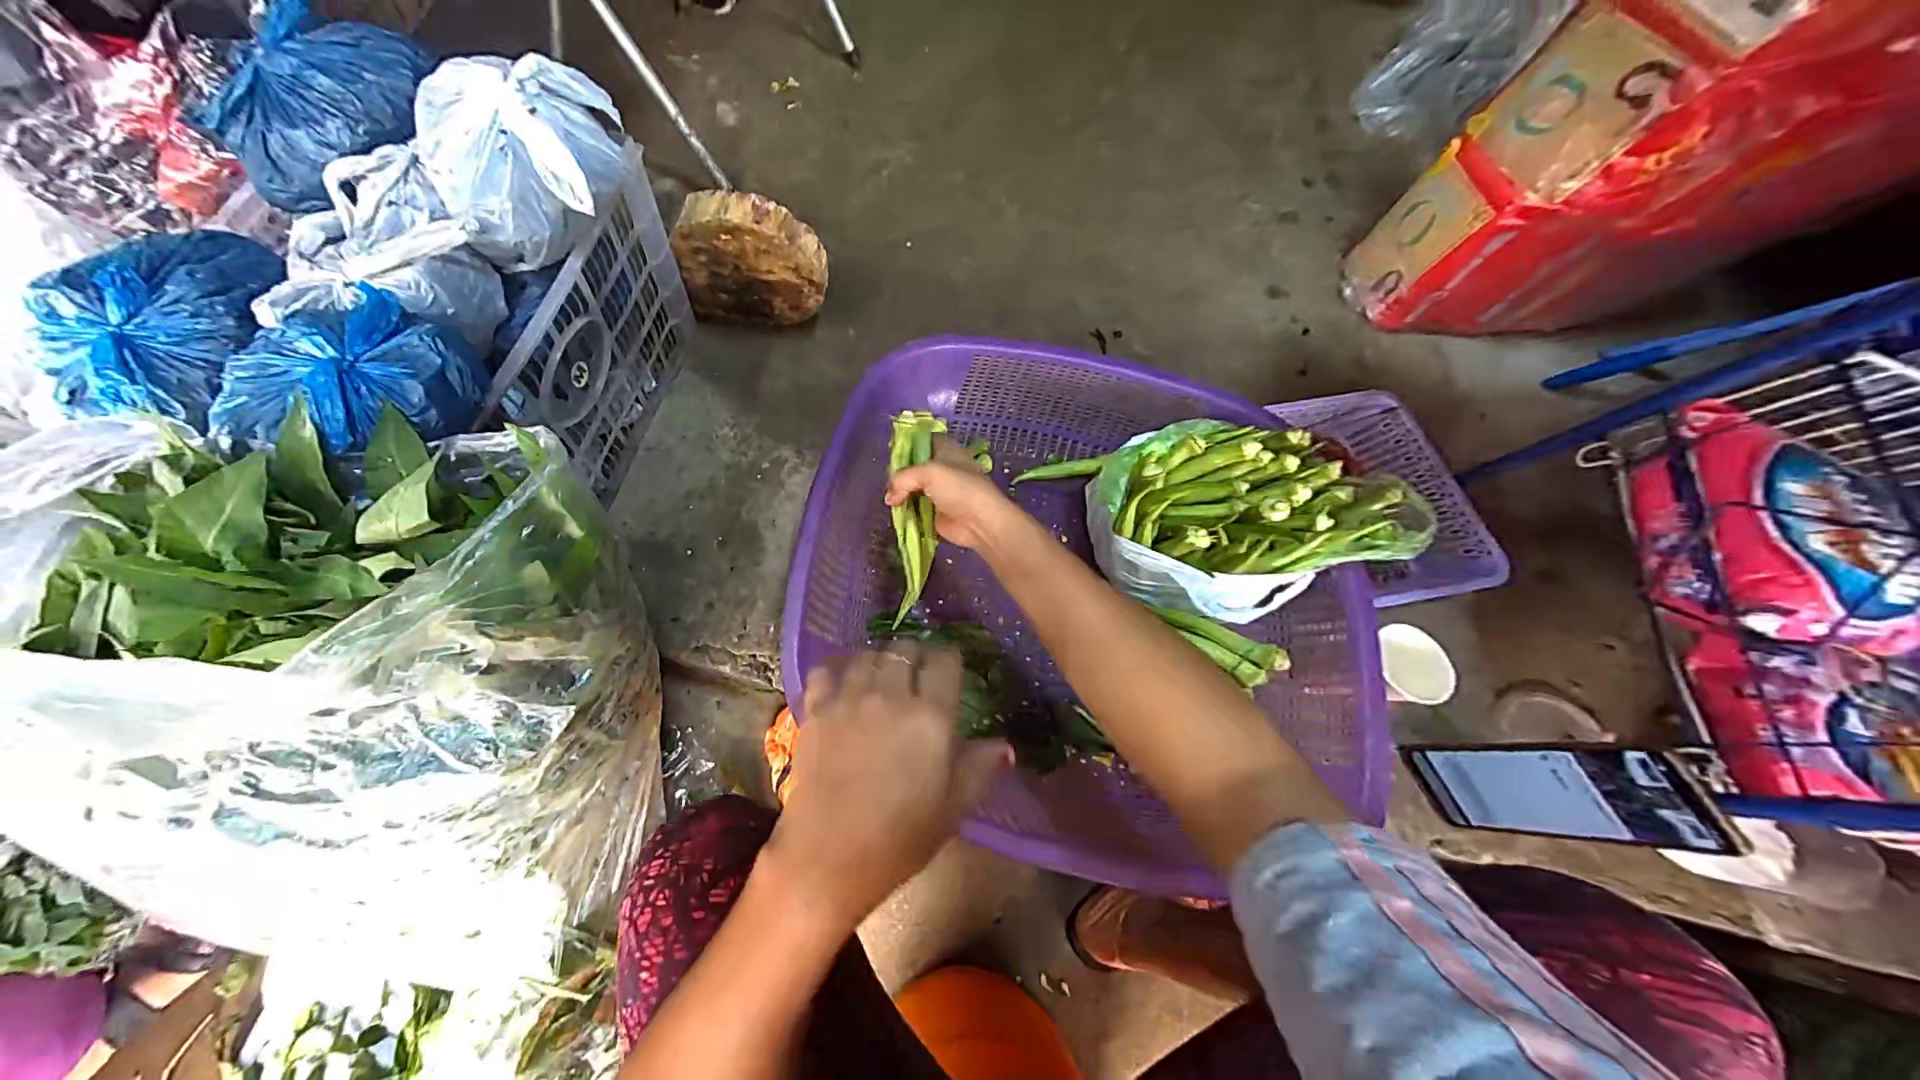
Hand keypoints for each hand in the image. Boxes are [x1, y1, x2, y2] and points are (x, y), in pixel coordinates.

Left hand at [763, 644, 1012, 929]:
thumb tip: (1004, 745)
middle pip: (905, 649)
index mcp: (931, 717)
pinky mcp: (816, 709)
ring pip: (868, 654)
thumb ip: (979, 768)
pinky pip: (827, 668)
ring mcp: (849, 699)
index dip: (949, 659)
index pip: (944, 661)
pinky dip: (839, 667)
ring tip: (882, 675)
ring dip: (880, 659)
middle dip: (916, 655)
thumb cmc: (900, 837)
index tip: (949, 669)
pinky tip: (845, 681)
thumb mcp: (953, 807)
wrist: (829, 856)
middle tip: (917, 674)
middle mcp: (890, 696)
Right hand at [885, 436, 1024, 549]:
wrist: (980, 522)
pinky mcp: (935, 512)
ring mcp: (939, 491)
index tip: (890, 452)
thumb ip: (903, 479)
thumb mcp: (928, 472)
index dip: (907, 444)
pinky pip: (914, 508)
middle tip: (886, 479)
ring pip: (913, 488)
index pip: (923, 439)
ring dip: (900, 494)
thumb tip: (890, 498)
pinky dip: (905, 510)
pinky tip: (894, 511)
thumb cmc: (959, 488)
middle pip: (914, 466)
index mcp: (946, 450)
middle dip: (899, 473)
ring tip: (889, 498)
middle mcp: (942, 468)